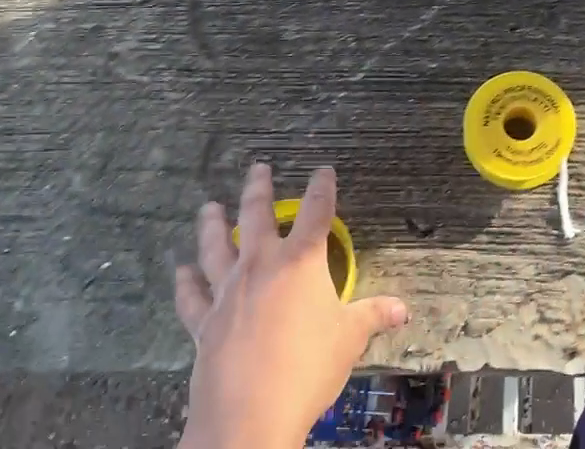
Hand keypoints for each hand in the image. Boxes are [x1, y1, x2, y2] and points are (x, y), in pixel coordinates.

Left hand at [174, 164, 408, 448]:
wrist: (249, 416)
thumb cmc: (308, 368)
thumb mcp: (349, 339)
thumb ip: (372, 317)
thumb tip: (402, 310)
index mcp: (301, 261)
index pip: (316, 212)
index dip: (322, 187)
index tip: (324, 171)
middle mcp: (261, 265)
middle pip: (256, 216)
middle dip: (258, 189)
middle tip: (257, 168)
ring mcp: (227, 292)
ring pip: (215, 247)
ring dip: (212, 224)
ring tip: (208, 206)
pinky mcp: (204, 322)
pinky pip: (192, 296)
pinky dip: (186, 281)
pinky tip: (181, 270)